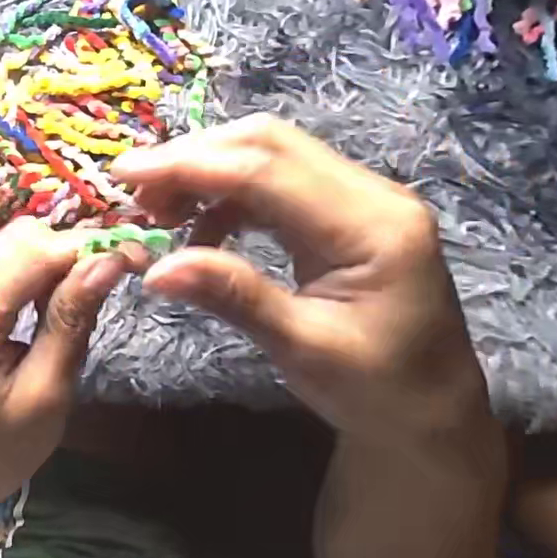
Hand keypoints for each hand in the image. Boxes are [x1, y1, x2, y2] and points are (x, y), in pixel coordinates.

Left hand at [0, 218, 132, 517]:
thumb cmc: (6, 445)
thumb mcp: (48, 390)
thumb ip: (71, 320)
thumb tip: (108, 260)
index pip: (28, 258)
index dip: (84, 247)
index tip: (137, 253)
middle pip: (20, 240)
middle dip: (74, 250)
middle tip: (121, 270)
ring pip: (15, 242)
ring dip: (60, 256)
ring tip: (93, 285)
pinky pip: (7, 257)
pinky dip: (42, 267)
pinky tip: (62, 291)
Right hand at [110, 113, 487, 441]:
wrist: (431, 414)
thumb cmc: (376, 390)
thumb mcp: (302, 349)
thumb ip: (233, 297)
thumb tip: (155, 269)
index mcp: (372, 226)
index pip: (265, 172)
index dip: (189, 166)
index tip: (125, 174)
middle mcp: (371, 193)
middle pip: (267, 143)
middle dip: (193, 157)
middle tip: (136, 191)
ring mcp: (359, 196)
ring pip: (267, 154)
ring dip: (206, 171)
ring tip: (160, 211)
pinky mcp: (341, 209)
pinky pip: (273, 180)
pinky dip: (225, 194)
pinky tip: (200, 228)